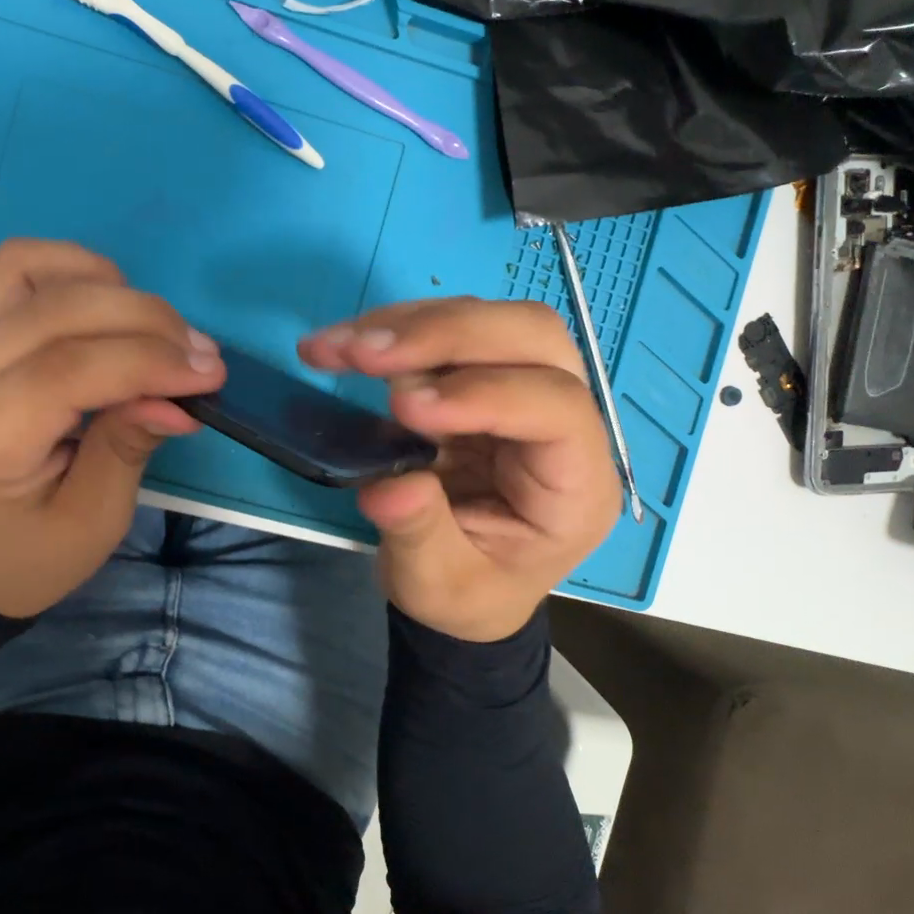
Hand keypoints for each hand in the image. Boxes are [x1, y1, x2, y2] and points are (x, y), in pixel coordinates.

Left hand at [0, 240, 224, 616]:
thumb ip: (128, 446)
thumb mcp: (96, 519)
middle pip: (55, 311)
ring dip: (107, 287)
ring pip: (31, 272)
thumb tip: (177, 394)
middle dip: (144, 320)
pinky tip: (114, 304)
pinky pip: (20, 269)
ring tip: (157, 332)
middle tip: (202, 356)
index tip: (209, 372)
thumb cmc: (41, 550)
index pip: (65, 370)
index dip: (145, 359)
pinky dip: (75, 269)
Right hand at [299, 300, 620, 641]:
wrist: (460, 585)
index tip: (403, 408)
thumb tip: (389, 487)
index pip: (557, 409)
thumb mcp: (437, 586)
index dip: (485, 394)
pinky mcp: (474, 379)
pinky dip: (390, 330)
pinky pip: (443, 331)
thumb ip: (420, 538)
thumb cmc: (465, 593)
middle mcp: (560, 422)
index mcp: (574, 484)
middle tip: (366, 352)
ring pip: (486, 320)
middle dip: (447, 333)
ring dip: (409, 324)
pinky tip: (342, 345)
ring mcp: (518, 390)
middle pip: (532, 337)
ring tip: (339, 347)